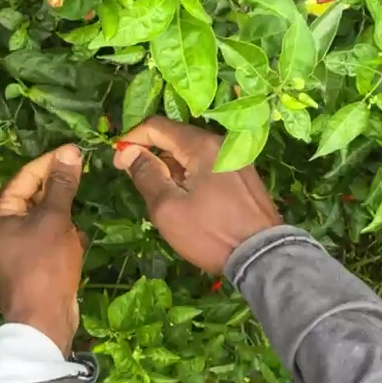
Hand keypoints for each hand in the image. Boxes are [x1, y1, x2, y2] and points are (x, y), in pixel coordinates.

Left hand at [0, 144, 86, 351]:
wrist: (44, 321)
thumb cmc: (44, 266)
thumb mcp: (54, 220)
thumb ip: (61, 185)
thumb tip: (69, 152)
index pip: (26, 175)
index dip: (52, 162)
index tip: (77, 151)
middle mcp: (1, 226)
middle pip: (34, 194)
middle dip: (60, 190)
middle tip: (85, 174)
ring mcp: (16, 244)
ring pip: (46, 216)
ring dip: (65, 214)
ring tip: (81, 211)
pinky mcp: (32, 260)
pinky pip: (50, 236)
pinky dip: (65, 235)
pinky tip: (77, 241)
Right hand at [113, 117, 282, 273]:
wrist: (263, 256)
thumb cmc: (211, 233)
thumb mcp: (168, 207)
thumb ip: (146, 175)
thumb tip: (130, 152)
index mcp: (202, 145)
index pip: (157, 127)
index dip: (132, 140)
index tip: (118, 163)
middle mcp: (221, 144)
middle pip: (176, 138)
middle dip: (152, 156)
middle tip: (139, 183)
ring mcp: (236, 158)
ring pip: (192, 153)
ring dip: (172, 168)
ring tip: (164, 198)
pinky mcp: (244, 175)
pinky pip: (209, 165)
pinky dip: (191, 175)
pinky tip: (188, 200)